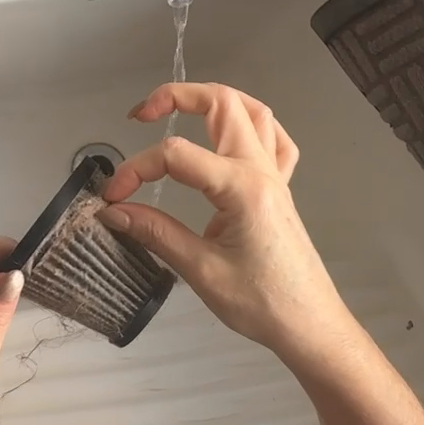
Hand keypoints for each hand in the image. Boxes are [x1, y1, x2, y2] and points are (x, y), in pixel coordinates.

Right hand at [96, 83, 354, 367]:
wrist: (311, 328)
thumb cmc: (261, 304)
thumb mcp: (200, 271)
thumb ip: (154, 233)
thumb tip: (112, 212)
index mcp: (241, 188)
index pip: (175, 155)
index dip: (135, 170)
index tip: (112, 197)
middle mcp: (261, 170)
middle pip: (221, 104)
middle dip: (176, 96)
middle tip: (141, 115)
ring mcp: (276, 176)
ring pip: (252, 111)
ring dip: (213, 100)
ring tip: (179, 108)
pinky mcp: (281, 189)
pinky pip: (274, 139)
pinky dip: (249, 124)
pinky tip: (229, 134)